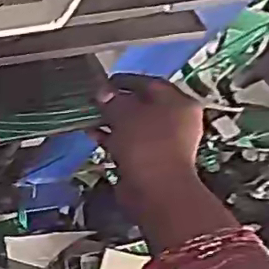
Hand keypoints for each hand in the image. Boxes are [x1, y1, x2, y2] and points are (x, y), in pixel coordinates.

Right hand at [91, 75, 204, 208]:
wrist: (155, 187)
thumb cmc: (145, 144)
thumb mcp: (125, 115)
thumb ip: (113, 100)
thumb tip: (102, 92)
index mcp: (179, 102)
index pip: (150, 83)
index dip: (125, 80)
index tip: (103, 81)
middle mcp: (176, 119)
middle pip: (143, 104)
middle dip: (117, 102)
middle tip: (94, 100)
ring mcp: (164, 140)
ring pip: (134, 124)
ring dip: (111, 121)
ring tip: (90, 118)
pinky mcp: (150, 157)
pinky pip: (129, 140)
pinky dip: (112, 137)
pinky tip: (94, 136)